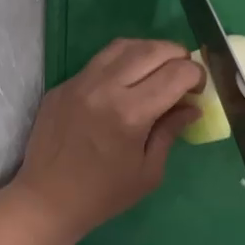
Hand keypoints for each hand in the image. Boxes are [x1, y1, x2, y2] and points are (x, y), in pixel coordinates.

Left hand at [11, 39, 204, 241]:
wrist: (47, 198)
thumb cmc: (103, 194)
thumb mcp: (149, 171)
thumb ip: (170, 131)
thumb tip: (192, 107)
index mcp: (130, 113)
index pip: (176, 73)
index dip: (196, 76)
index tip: (197, 90)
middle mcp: (104, 88)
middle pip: (151, 49)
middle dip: (177, 56)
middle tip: (183, 75)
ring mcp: (78, 82)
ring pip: (121, 46)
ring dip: (147, 51)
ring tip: (157, 70)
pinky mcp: (62, 85)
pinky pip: (96, 62)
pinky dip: (119, 64)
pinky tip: (124, 84)